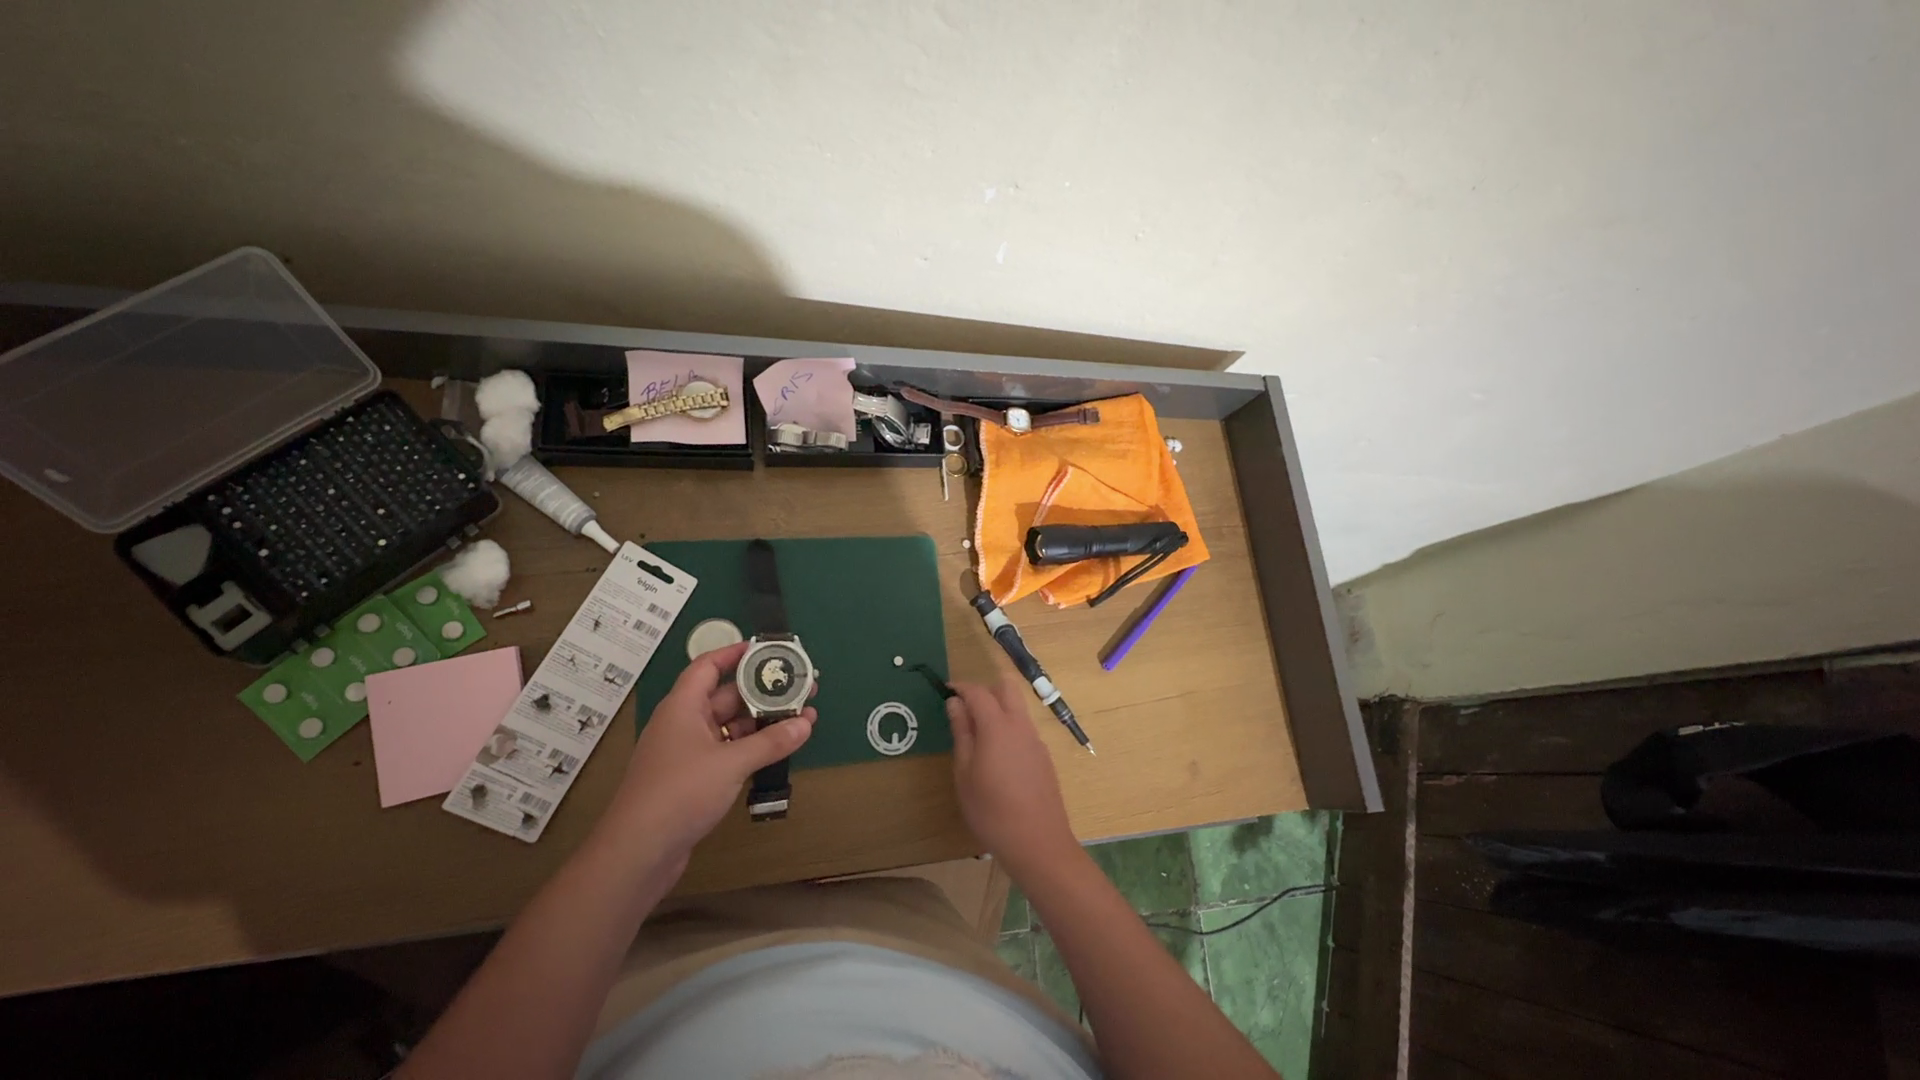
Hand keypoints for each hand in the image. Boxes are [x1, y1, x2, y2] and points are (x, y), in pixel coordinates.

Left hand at [600, 641, 814, 861]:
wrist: (639, 851)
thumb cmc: (680, 793)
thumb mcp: (731, 764)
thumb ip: (770, 742)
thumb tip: (805, 723)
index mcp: (683, 707)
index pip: (708, 666)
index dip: (736, 653)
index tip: (768, 650)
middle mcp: (683, 723)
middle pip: (725, 696)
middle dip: (762, 692)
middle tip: (800, 689)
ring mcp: (686, 753)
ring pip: (729, 727)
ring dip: (761, 723)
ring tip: (800, 720)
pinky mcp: (691, 779)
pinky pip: (726, 752)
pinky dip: (750, 748)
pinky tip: (777, 751)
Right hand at [947, 674, 1077, 875]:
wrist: (1038, 842)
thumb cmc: (991, 810)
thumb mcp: (964, 773)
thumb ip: (961, 733)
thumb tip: (955, 704)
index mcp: (998, 726)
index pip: (978, 691)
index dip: (960, 687)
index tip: (946, 692)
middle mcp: (1021, 725)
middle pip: (1006, 687)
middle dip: (985, 690)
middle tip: (965, 712)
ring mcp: (1036, 740)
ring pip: (1018, 708)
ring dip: (998, 710)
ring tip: (978, 739)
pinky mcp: (1044, 757)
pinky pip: (1024, 730)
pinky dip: (1009, 730)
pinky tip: (998, 761)